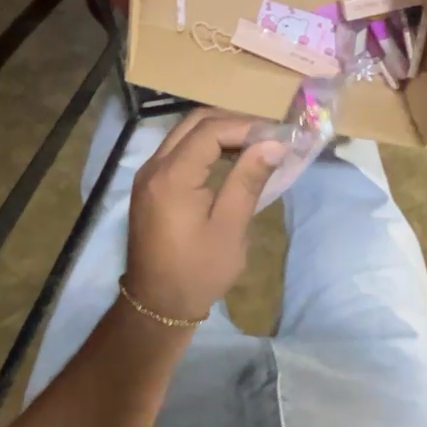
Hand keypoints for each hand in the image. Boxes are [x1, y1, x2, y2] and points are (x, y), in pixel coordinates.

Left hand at [125, 110, 286, 322]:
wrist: (157, 305)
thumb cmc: (198, 271)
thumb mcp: (230, 228)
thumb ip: (248, 180)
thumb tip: (273, 144)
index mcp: (172, 176)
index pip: (210, 130)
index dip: (246, 127)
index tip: (277, 137)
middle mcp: (155, 167)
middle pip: (194, 122)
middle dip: (233, 121)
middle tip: (268, 134)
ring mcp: (149, 174)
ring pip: (185, 133)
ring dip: (220, 131)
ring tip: (256, 143)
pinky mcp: (151, 184)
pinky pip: (179, 149)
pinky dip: (206, 145)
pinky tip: (231, 157)